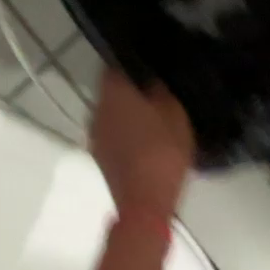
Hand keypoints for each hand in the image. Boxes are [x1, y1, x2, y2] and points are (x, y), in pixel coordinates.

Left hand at [89, 70, 194, 219]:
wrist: (144, 204)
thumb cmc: (162, 153)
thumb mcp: (175, 113)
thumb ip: (161, 91)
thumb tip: (151, 83)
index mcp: (113, 91)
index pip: (117, 65)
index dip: (134, 66)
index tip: (151, 72)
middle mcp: (96, 110)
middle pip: (113, 93)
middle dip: (131, 93)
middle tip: (156, 98)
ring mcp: (95, 137)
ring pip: (112, 117)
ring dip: (128, 118)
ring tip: (153, 124)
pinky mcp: (100, 160)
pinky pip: (113, 138)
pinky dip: (126, 138)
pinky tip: (145, 145)